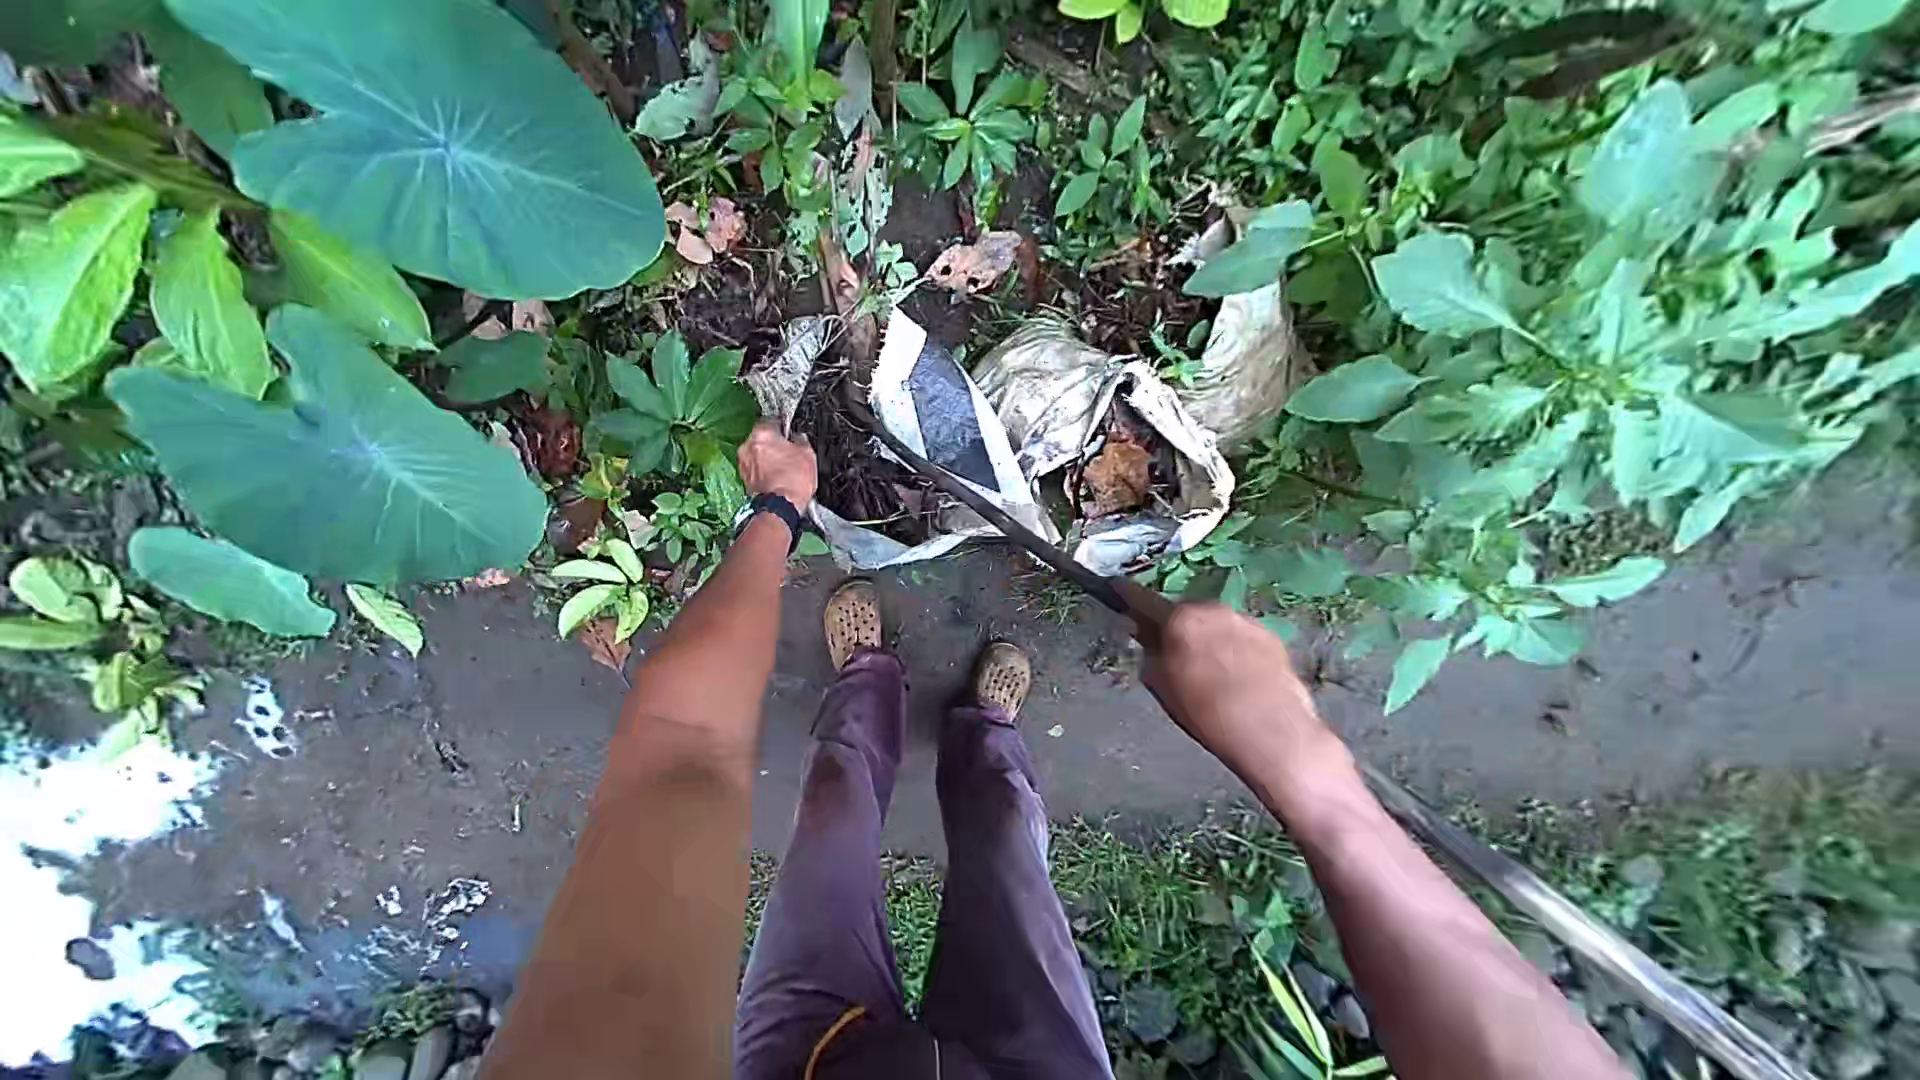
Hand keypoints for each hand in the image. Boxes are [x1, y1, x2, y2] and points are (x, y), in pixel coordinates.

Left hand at [738, 423, 816, 510]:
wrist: (781, 507)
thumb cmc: (793, 480)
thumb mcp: (808, 454)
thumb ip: (800, 440)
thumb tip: (798, 438)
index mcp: (762, 433)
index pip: (771, 420)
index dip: (782, 427)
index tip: (789, 432)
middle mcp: (747, 446)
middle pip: (760, 438)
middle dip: (772, 443)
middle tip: (788, 452)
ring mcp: (743, 463)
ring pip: (756, 454)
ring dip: (766, 458)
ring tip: (783, 468)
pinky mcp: (744, 479)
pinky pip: (755, 469)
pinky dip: (763, 472)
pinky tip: (776, 478)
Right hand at [1141, 603, 1348, 787]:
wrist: (1273, 733)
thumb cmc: (1206, 712)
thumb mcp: (1160, 685)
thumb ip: (1150, 654)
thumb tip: (1149, 639)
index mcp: (1179, 618)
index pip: (1144, 600)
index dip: (1127, 596)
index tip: (1117, 589)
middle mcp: (1213, 609)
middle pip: (1185, 613)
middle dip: (1178, 629)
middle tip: (1176, 658)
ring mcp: (1246, 621)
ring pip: (1216, 624)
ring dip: (1209, 639)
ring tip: (1213, 674)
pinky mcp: (1273, 637)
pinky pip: (1242, 638)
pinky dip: (1235, 650)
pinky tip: (1239, 679)